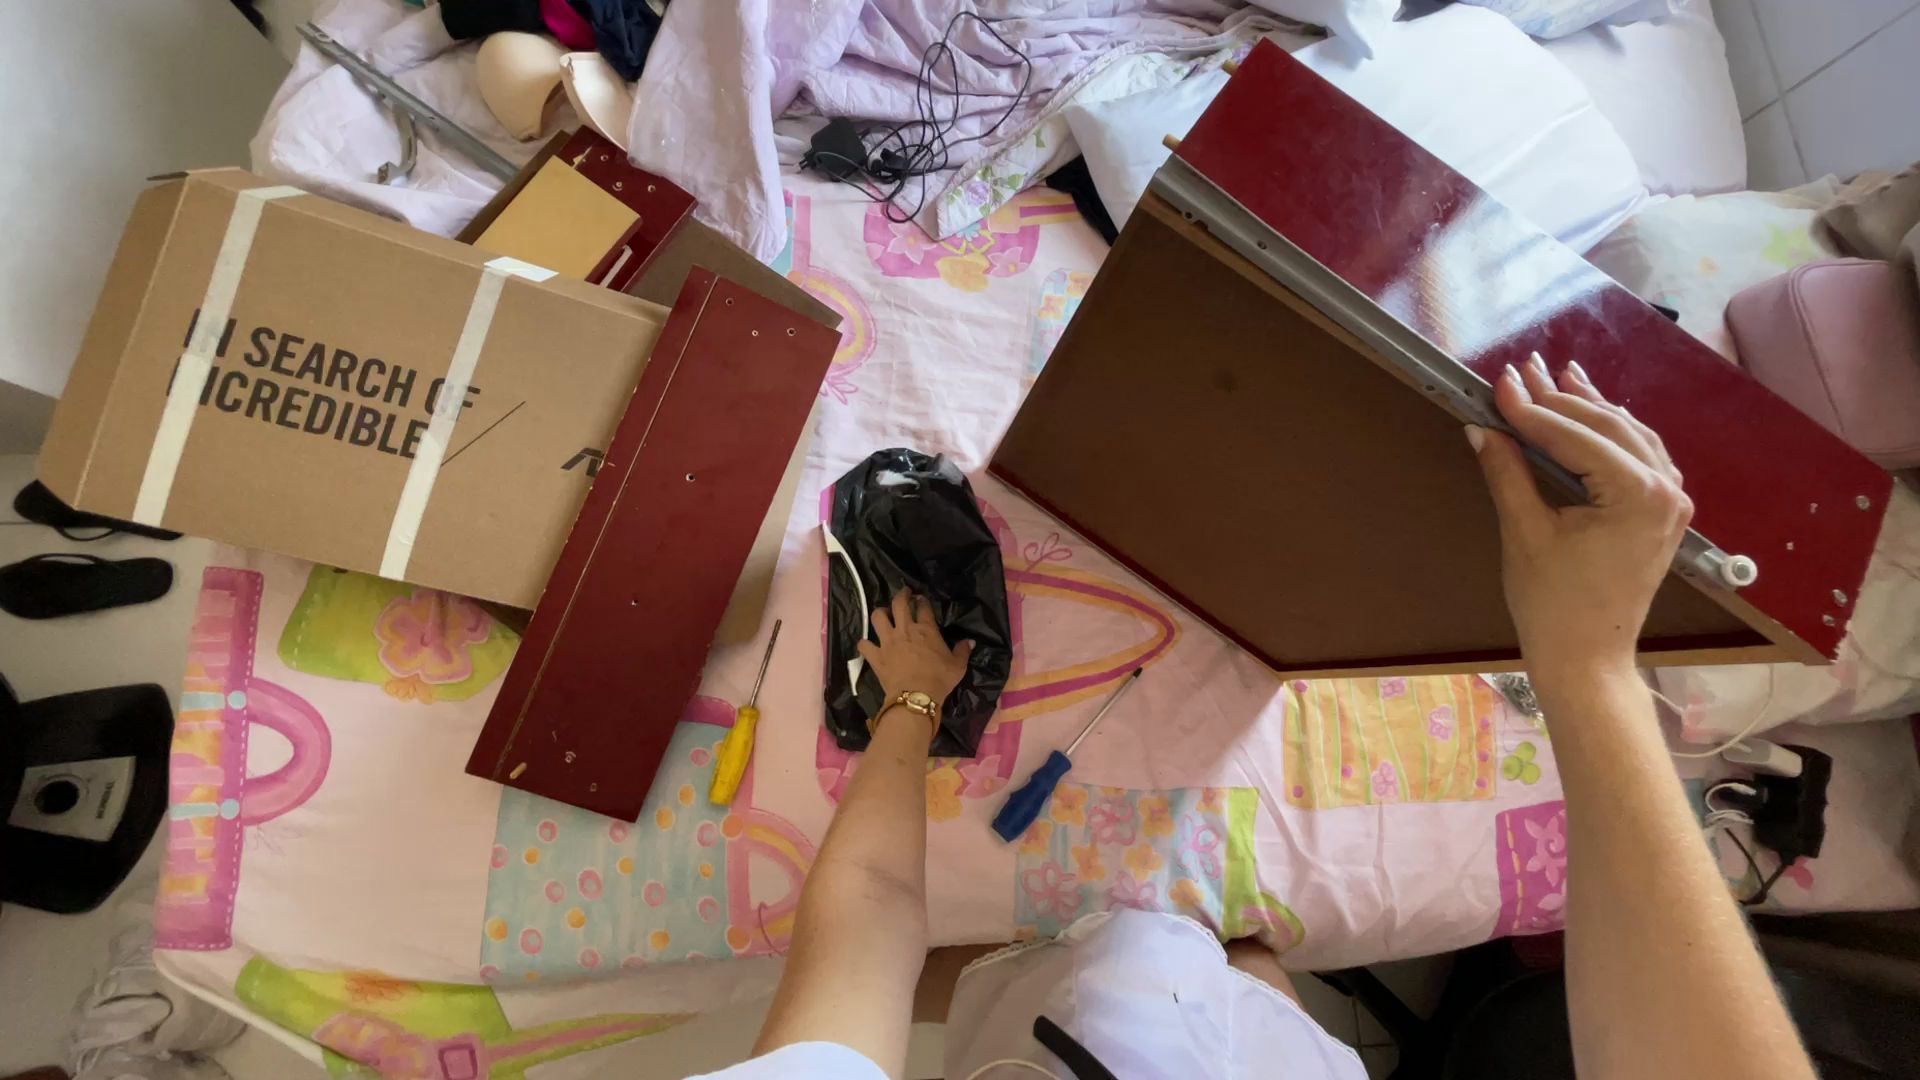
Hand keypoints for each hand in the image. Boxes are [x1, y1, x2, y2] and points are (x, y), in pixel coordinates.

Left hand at [857, 588, 975, 715]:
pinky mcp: (876, 655)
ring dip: (880, 613)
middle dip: (901, 595)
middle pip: (898, 604)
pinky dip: (865, 643)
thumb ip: (963, 651)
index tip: (921, 598)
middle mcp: (905, 630)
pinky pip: (864, 644)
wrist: (916, 696)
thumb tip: (970, 641)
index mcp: (926, 629)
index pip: (923, 607)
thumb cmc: (939, 679)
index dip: (922, 600)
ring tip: (883, 614)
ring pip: (878, 617)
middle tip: (903, 593)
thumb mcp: (958, 666)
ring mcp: (888, 641)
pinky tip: (868, 644)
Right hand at [1468, 352, 1692, 674]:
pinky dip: (1607, 431)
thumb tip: (1481, 429)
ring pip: (1629, 435)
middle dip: (1559, 398)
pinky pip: (1637, 455)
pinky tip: (1590, 413)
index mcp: (1639, 494)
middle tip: (1520, 369)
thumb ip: (1507, 474)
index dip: (1531, 409)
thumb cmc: (1551, 599)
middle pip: (1607, 426)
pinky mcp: (1658, 511)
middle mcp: (1667, 488)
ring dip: (1588, 406)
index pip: (1575, 436)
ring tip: (1556, 375)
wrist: (1585, 654)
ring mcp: (1669, 499)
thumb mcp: (1523, 532)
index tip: (1497, 382)